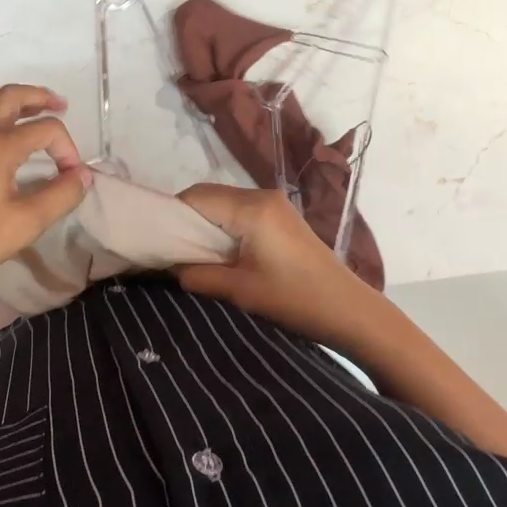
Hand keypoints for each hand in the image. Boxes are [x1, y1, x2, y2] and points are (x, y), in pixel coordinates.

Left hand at [0, 85, 92, 310]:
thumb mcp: (28, 222)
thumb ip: (62, 195)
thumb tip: (83, 176)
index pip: (46, 129)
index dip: (68, 148)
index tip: (73, 178)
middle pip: (10, 97)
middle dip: (39, 97)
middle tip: (62, 106)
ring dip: (19, 108)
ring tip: (39, 119)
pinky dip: (2, 123)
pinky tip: (11, 150)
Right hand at [174, 184, 388, 351]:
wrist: (349, 310)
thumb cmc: (295, 300)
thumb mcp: (240, 291)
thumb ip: (198, 275)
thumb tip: (169, 267)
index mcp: (252, 208)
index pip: (196, 197)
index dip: (172, 215)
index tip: (158, 242)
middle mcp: (262, 196)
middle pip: (209, 196)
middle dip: (187, 220)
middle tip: (172, 252)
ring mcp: (275, 204)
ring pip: (224, 203)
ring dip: (206, 224)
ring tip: (195, 256)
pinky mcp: (282, 217)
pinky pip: (241, 212)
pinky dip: (225, 226)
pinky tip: (221, 254)